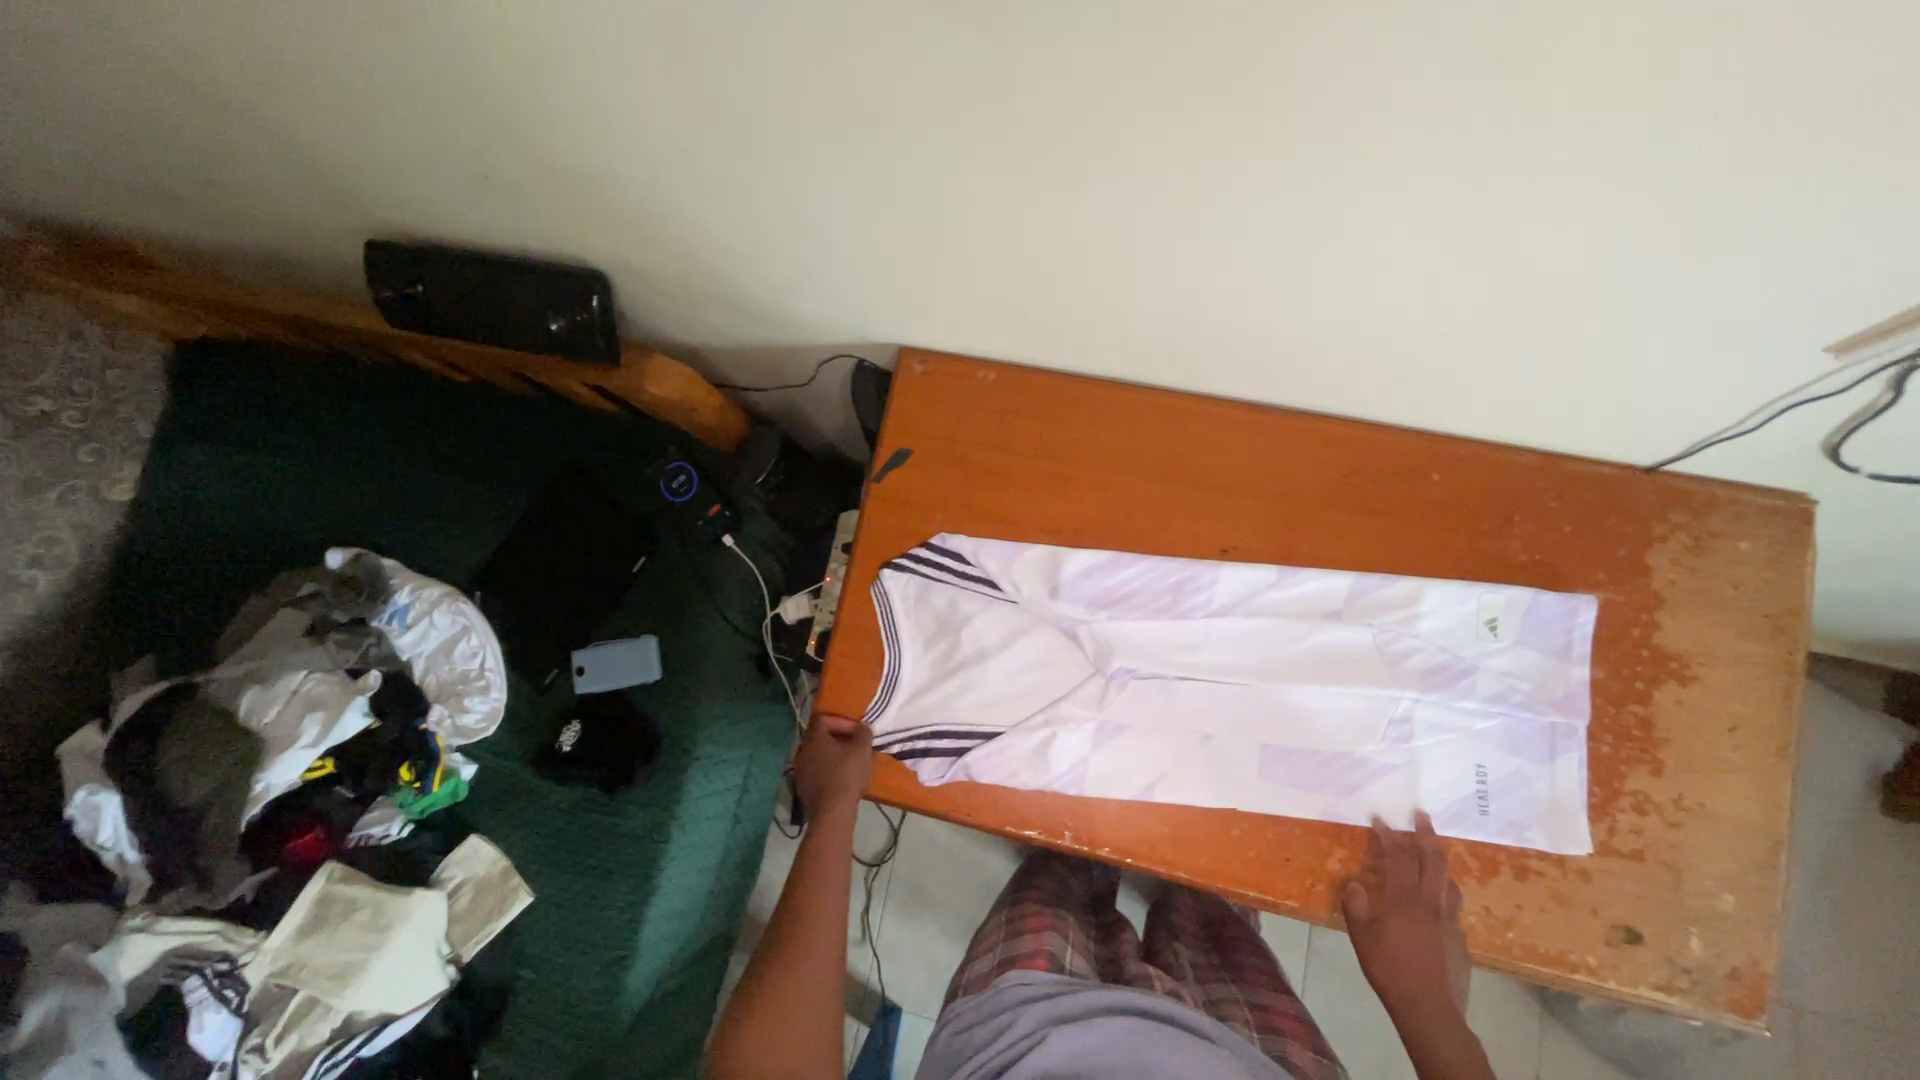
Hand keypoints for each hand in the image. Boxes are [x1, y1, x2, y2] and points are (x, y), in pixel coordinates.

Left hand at [792, 713, 872, 820]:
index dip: (841, 721)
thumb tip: (862, 727)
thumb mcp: (862, 749)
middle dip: (839, 739)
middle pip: (820, 737)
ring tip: (850, 763)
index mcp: (813, 738)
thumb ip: (863, 733)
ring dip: (833, 756)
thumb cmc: (847, 774)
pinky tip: (842, 780)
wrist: (832, 811)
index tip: (856, 731)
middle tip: (855, 745)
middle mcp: (802, 751)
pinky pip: (816, 771)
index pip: (823, 719)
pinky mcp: (803, 787)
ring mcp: (800, 770)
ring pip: (818, 755)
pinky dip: (829, 770)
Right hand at [1342, 812, 1470, 1019]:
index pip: (1396, 856)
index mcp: (1403, 899)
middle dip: (1426, 833)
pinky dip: (1442, 893)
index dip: (1388, 835)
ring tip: (1432, 853)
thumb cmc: (1388, 968)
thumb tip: (1355, 883)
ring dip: (1440, 861)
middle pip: (1433, 859)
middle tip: (1421, 814)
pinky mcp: (1460, 939)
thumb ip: (1356, 905)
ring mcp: (1449, 920)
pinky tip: (1435, 902)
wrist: (1429, 1007)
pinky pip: (1452, 906)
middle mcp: (1430, 902)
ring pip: (1448, 881)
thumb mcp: (1360, 936)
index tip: (1379, 819)